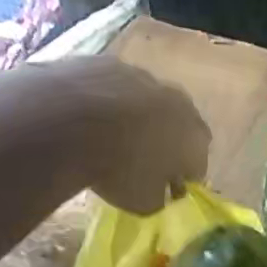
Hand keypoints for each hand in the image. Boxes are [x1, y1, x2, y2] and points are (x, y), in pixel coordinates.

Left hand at [31, 57, 210, 213]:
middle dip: (168, 146)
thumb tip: (158, 194)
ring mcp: (144, 77)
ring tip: (115, 140)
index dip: (182, 183)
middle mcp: (179, 104)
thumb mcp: (144, 204)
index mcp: (195, 140)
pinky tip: (92, 120)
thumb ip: (159, 199)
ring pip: (150, 105)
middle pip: (179, 129)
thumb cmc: (119, 169)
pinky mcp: (109, 62)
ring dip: (140, 121)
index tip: (167, 193)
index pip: (197, 168)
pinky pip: (117, 90)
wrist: (68, 119)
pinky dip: (111, 104)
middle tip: (145, 164)